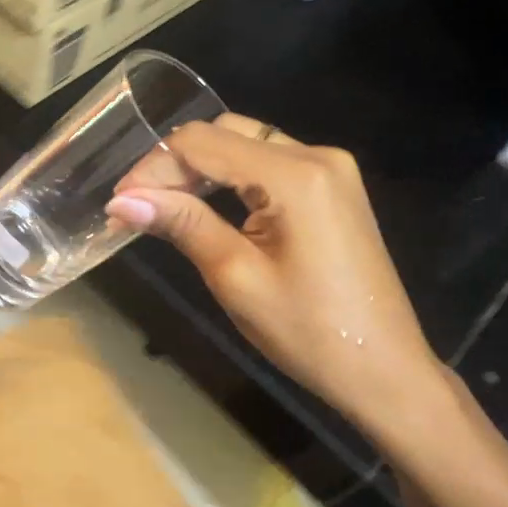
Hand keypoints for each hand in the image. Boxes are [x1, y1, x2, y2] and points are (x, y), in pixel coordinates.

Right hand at [107, 116, 450, 437]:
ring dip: (200, 169)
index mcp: (295, 175)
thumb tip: (121, 201)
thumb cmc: (309, 332)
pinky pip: (268, 163)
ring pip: (244, 143)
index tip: (120, 203)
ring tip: (162, 206)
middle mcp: (317, 155)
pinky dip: (230, 177)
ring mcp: (330, 169)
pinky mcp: (333, 187)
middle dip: (174, 164)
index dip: (154, 166)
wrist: (386, 373)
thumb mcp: (235, 277)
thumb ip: (182, 223)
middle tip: (138, 206)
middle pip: (224, 133)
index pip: (202, 143)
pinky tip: (206, 204)